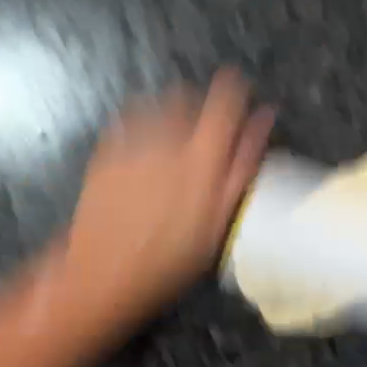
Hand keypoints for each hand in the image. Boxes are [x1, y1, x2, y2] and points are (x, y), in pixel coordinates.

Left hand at [53, 71, 273, 329]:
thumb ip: (243, 166)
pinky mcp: (104, 151)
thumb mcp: (218, 220)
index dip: (236, 92)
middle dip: (201, 105)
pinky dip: (141, 125)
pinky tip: (144, 151)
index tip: (241, 95)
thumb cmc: (171, 259)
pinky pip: (127, 120)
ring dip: (171, 113)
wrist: (102, 274)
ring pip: (157, 104)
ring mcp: (130, 141)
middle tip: (207, 133)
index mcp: (201, 156)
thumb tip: (264, 118)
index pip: (224, 101)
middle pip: (188, 97)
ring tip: (175, 141)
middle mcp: (166, 138)